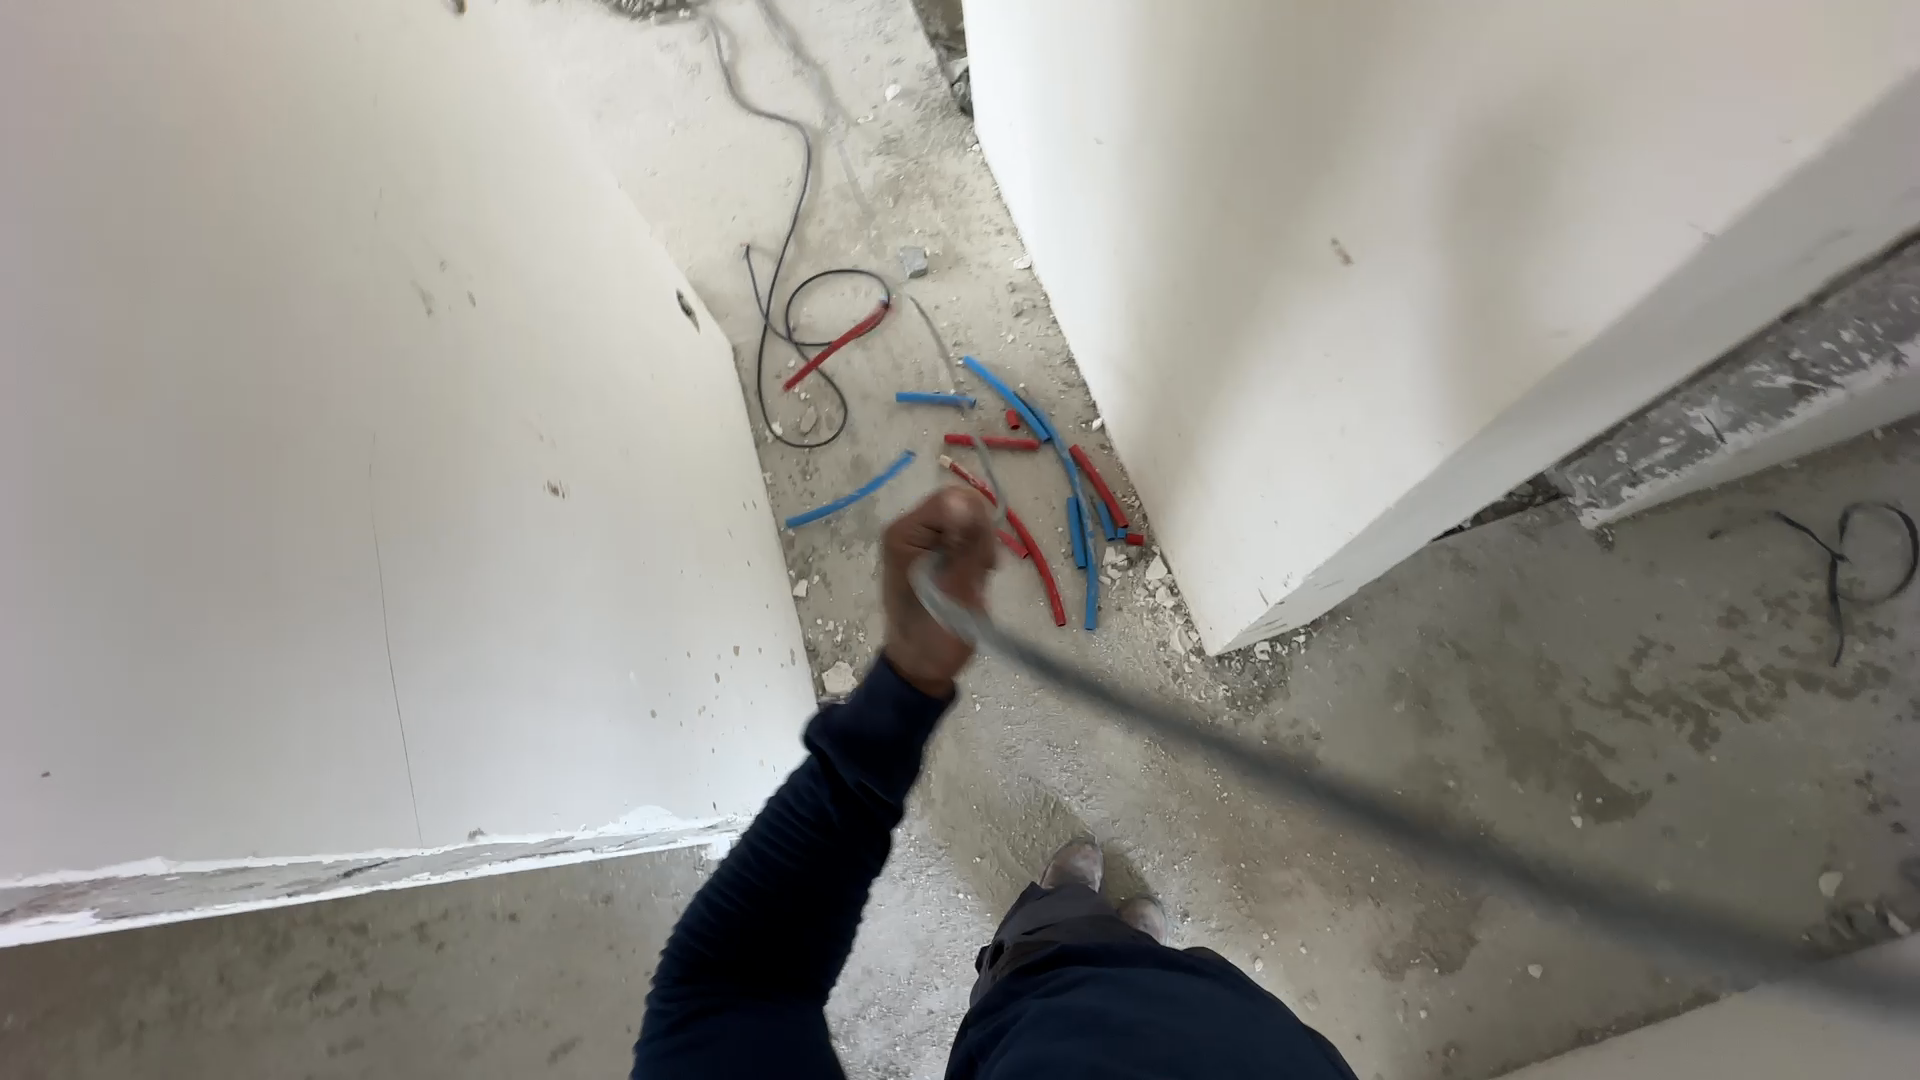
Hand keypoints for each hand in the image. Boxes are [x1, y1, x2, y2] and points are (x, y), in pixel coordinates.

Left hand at [882, 485, 996, 697]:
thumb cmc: (933, 635)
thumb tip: (964, 500)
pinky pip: (969, 538)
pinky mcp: (938, 551)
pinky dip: (979, 555)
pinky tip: (975, 578)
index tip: (980, 560)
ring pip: (971, 522)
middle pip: (962, 507)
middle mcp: (910, 529)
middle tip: (981, 571)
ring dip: (981, 548)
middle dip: (980, 536)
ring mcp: (924, 540)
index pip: (950, 501)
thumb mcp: (954, 590)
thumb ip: (964, 544)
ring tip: (976, 579)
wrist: (923, 667)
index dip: (974, 524)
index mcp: (904, 534)